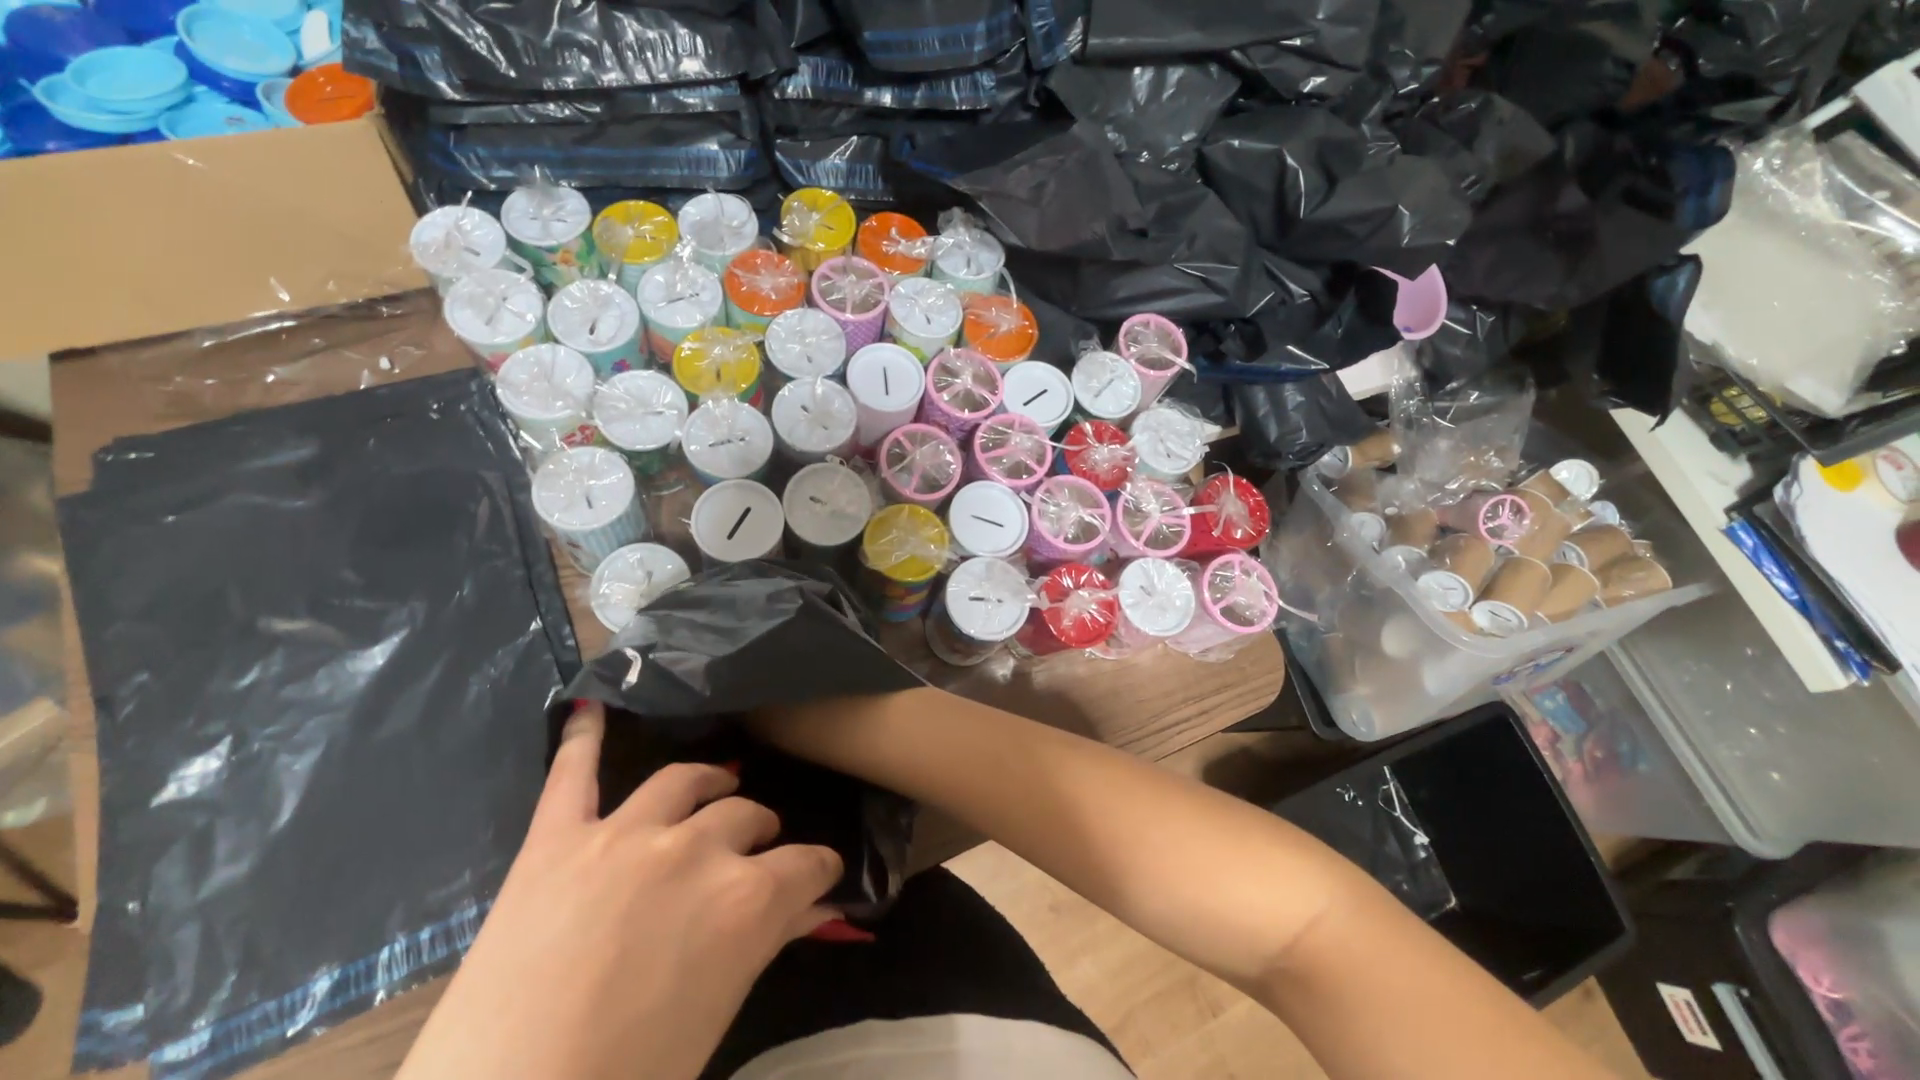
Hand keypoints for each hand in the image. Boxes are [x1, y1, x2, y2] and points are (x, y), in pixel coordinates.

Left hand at [397, 701, 844, 1079]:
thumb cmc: (631, 1072)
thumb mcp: (717, 1012)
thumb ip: (767, 944)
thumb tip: (816, 910)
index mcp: (746, 898)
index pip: (806, 864)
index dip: (818, 871)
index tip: (819, 877)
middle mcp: (694, 848)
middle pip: (746, 816)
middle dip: (763, 832)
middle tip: (759, 849)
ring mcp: (622, 834)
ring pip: (682, 781)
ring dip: (708, 783)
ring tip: (715, 786)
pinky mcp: (556, 839)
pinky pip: (572, 775)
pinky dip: (582, 739)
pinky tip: (589, 708)